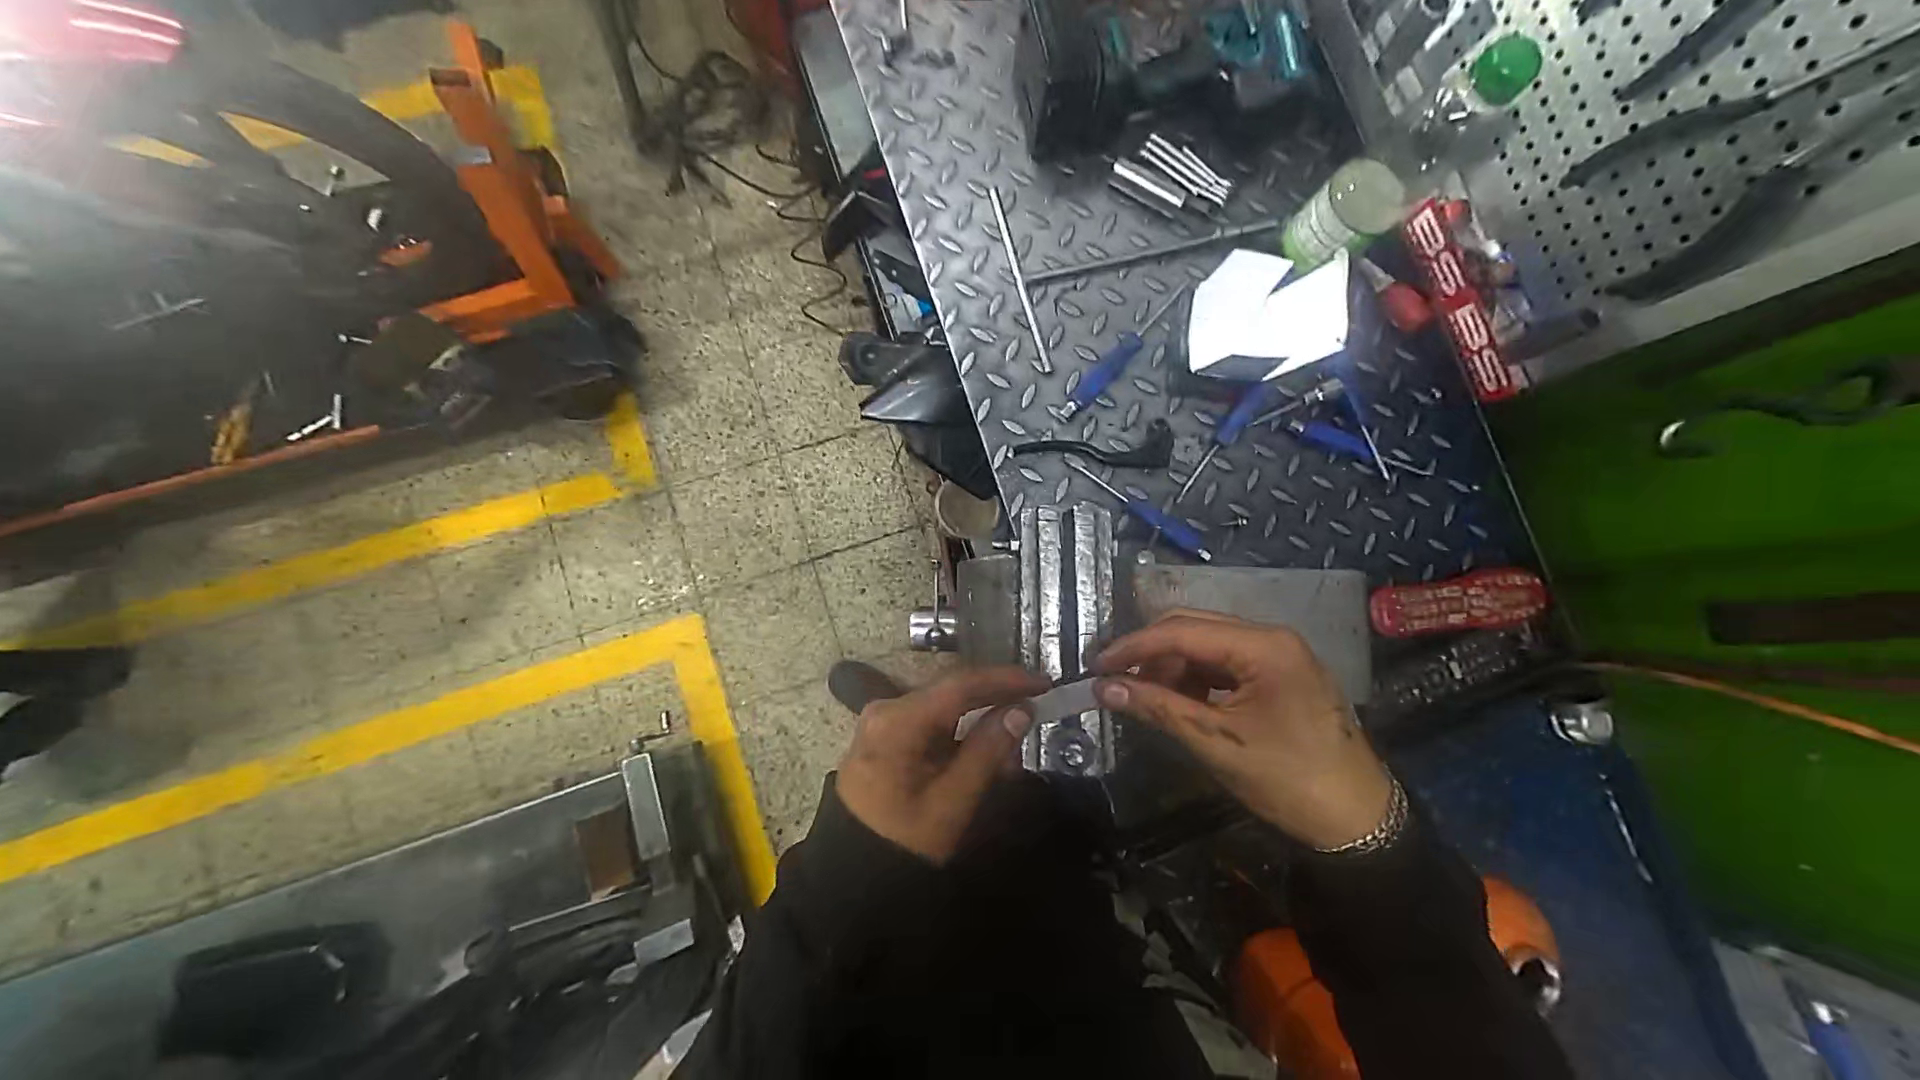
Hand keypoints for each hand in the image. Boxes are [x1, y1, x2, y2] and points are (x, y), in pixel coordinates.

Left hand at [836, 666, 1049, 863]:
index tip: (1042, 683)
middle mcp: (886, 709)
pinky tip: (984, 756)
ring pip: (945, 708)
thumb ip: (988, 751)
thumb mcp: (952, 803)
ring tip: (1012, 750)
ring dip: (981, 722)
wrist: (853, 875)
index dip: (1004, 680)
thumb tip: (1020, 711)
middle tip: (1034, 714)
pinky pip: (932, 724)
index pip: (959, 685)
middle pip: (952, 692)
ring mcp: (883, 721)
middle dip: (996, 703)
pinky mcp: (886, 735)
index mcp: (897, 721)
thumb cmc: (903, 840)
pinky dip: (961, 735)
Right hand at [1092, 610, 1393, 849]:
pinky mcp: (1278, 674)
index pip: (1181, 631)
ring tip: (1143, 696)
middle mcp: (1271, 637)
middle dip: (1149, 653)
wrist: (1359, 821)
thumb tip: (1103, 688)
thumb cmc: (1289, 780)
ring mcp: (1278, 654)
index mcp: (1263, 646)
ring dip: (1170, 666)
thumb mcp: (1216, 743)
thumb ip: (1157, 707)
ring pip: (1206, 644)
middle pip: (1193, 628)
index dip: (1133, 646)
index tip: (1096, 665)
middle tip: (1113, 679)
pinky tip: (1177, 700)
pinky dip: (1194, 678)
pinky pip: (1224, 663)